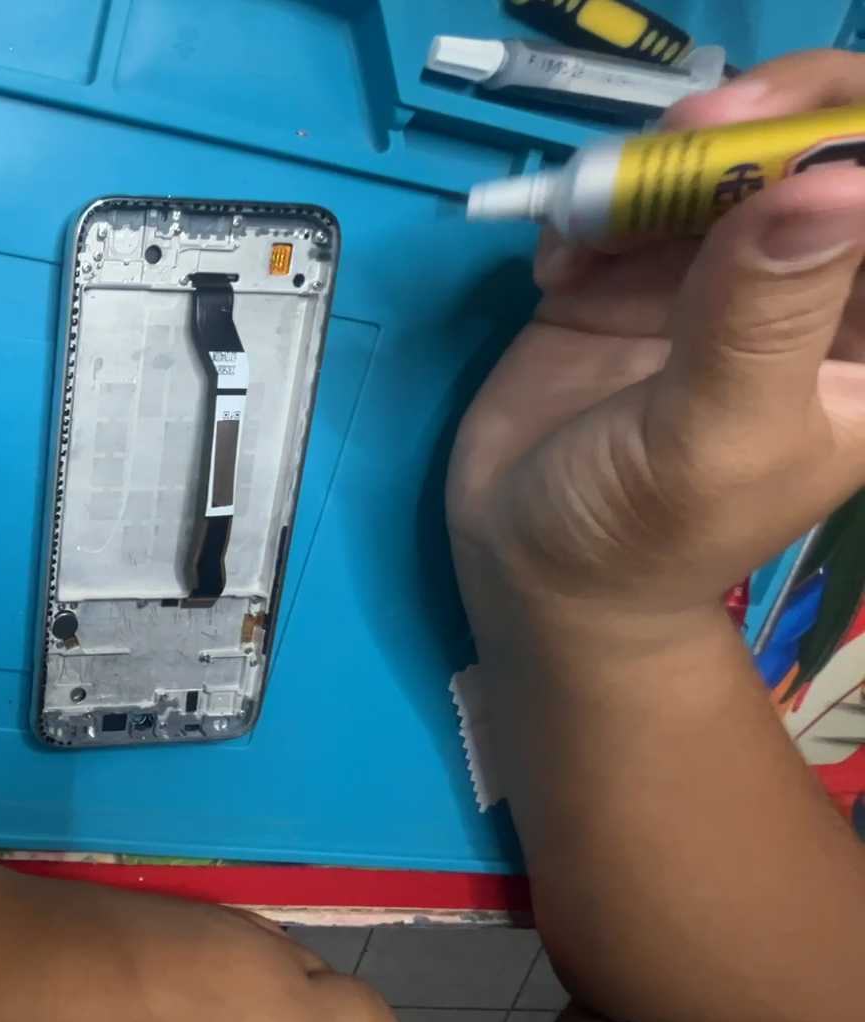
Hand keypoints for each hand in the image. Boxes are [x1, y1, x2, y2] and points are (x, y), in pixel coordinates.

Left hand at [32, 891, 404, 1021]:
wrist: (36, 965)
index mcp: (293, 1014)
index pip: (372, 1016)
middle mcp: (263, 950)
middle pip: (321, 973)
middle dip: (320, 1013)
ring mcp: (211, 916)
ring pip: (269, 946)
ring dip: (268, 982)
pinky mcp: (165, 900)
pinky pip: (220, 930)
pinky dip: (222, 959)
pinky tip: (176, 989)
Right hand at [447, 50, 864, 621]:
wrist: (526, 561)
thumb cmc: (637, 526)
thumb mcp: (709, 439)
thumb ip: (759, 325)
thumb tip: (823, 184)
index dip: (862, 133)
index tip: (766, 132)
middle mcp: (805, 285)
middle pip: (821, 152)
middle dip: (761, 123)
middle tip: (684, 133)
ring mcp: (703, 282)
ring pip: (708, 170)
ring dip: (650, 171)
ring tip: (584, 213)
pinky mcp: (613, 289)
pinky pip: (610, 217)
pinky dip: (578, 222)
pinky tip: (550, 267)